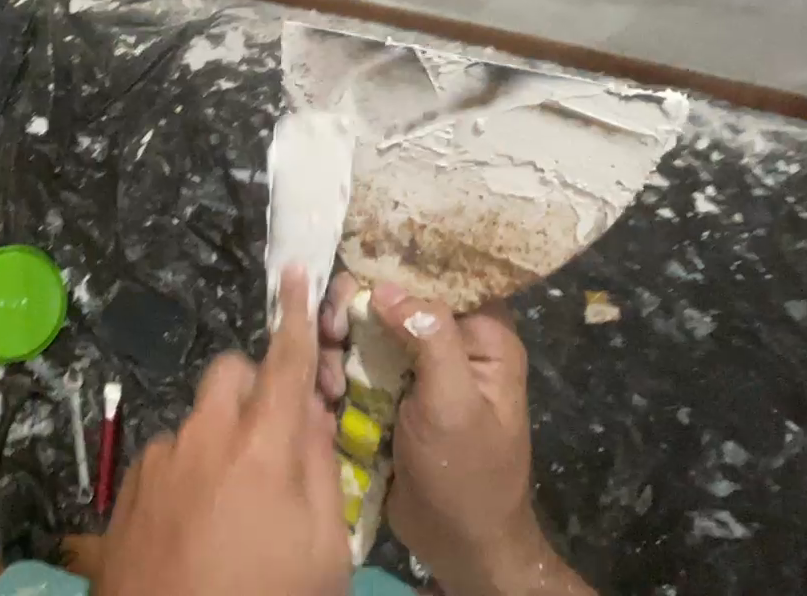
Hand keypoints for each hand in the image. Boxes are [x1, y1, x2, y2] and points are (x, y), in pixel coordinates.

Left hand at [98, 264, 349, 595]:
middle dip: (253, 386)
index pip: (285, 363)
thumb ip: (320, 468)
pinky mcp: (134, 481)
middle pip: (229, 372)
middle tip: (271, 433)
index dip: (295, 316)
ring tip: (233, 501)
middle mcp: (206, 435)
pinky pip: (171, 453)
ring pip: (200, 417)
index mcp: (263, 446)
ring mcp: (163, 455)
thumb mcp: (325, 551)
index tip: (296, 273)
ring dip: (221, 437)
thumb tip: (310, 413)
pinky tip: (196, 521)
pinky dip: (190, 468)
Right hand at [318, 278, 591, 595]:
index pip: (442, 272)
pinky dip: (333, 367)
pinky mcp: (386, 386)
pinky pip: (352, 356)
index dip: (398, 262)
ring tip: (328, 378)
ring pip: (364, 324)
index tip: (359, 271)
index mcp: (480, 335)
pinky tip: (326, 391)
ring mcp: (412, 362)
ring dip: (337, 343)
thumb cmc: (468, 474)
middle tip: (331, 332)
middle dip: (354, 309)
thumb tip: (386, 286)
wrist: (458, 544)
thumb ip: (429, 338)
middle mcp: (447, 338)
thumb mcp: (454, 403)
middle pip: (391, 293)